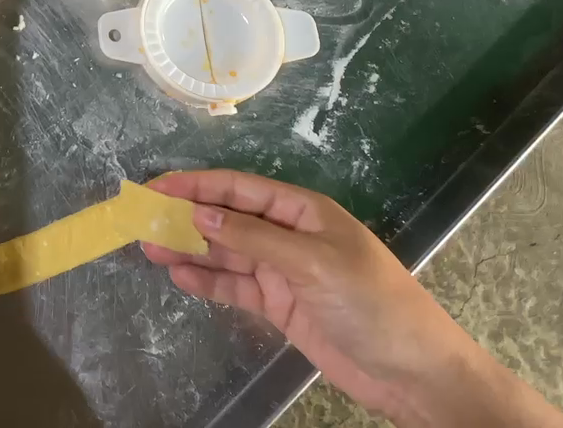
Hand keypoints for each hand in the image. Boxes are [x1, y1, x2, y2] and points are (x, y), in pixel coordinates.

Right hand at [144, 170, 562, 427]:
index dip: (196, 185)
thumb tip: (198, 211)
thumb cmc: (374, 302)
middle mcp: (287, 234)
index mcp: (301, 210)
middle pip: (226, 217)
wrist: (420, 377)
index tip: (156, 186)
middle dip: (185, 216)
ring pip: (225, 252)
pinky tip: (180, 276)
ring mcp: (282, 271)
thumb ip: (253, 236)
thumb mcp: (314, 262)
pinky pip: (235, 286)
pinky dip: (208, 281)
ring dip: (190, 249)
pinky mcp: (280, 305)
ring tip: (150, 248)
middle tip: (142, 219)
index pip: (238, 188)